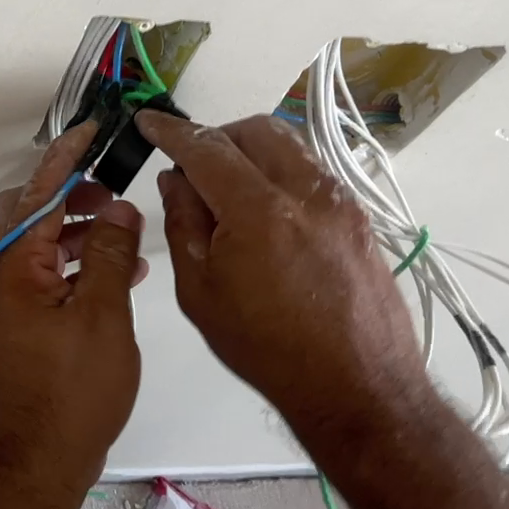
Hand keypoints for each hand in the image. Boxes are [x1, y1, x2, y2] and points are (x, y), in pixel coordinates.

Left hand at [0, 119, 144, 492]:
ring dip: (76, 230)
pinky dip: (74, 263)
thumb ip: (110, 253)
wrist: (40, 459)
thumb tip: (118, 207)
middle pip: (29, 212)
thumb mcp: (103, 315)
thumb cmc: (74, 388)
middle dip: (70, 195)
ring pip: (37, 242)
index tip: (92, 129)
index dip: (67, 157)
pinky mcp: (19, 318)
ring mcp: (6, 296)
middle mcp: (0, 272)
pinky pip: (43, 272)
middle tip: (112, 197)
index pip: (41, 192)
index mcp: (14, 263)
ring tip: (125, 236)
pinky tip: (117, 273)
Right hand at [134, 110, 428, 425]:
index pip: (205, 148)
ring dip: (251, 149)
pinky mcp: (360, 218)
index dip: (171, 130)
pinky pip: (312, 171)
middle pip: (255, 130)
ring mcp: (340, 202)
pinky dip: (280, 170)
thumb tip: (176, 179)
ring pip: (289, 144)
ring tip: (230, 185)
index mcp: (257, 210)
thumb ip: (183, 222)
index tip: (147, 121)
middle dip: (216, 135)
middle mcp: (305, 192)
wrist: (358, 388)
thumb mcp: (200, 290)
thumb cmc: (264, 345)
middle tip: (193, 164)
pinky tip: (266, 208)